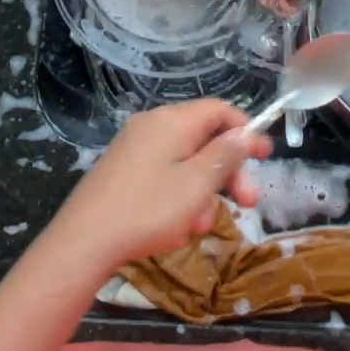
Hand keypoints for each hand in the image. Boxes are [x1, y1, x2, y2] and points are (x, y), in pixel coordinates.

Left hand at [51, 99, 270, 269]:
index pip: (219, 110)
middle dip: (227, 172)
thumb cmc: (148, 210)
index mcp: (171, 121)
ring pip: (186, 163)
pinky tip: (175, 228)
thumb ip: (225, 156)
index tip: (265, 157)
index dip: (246, 130)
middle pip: (204, 138)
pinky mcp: (123, 171)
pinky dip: (178, 197)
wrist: (84, 241)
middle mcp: (152, 126)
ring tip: (197, 226)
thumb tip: (244, 134)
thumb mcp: (197, 185)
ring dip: (202, 193)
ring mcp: (134, 148)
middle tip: (247, 203)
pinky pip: (164, 175)